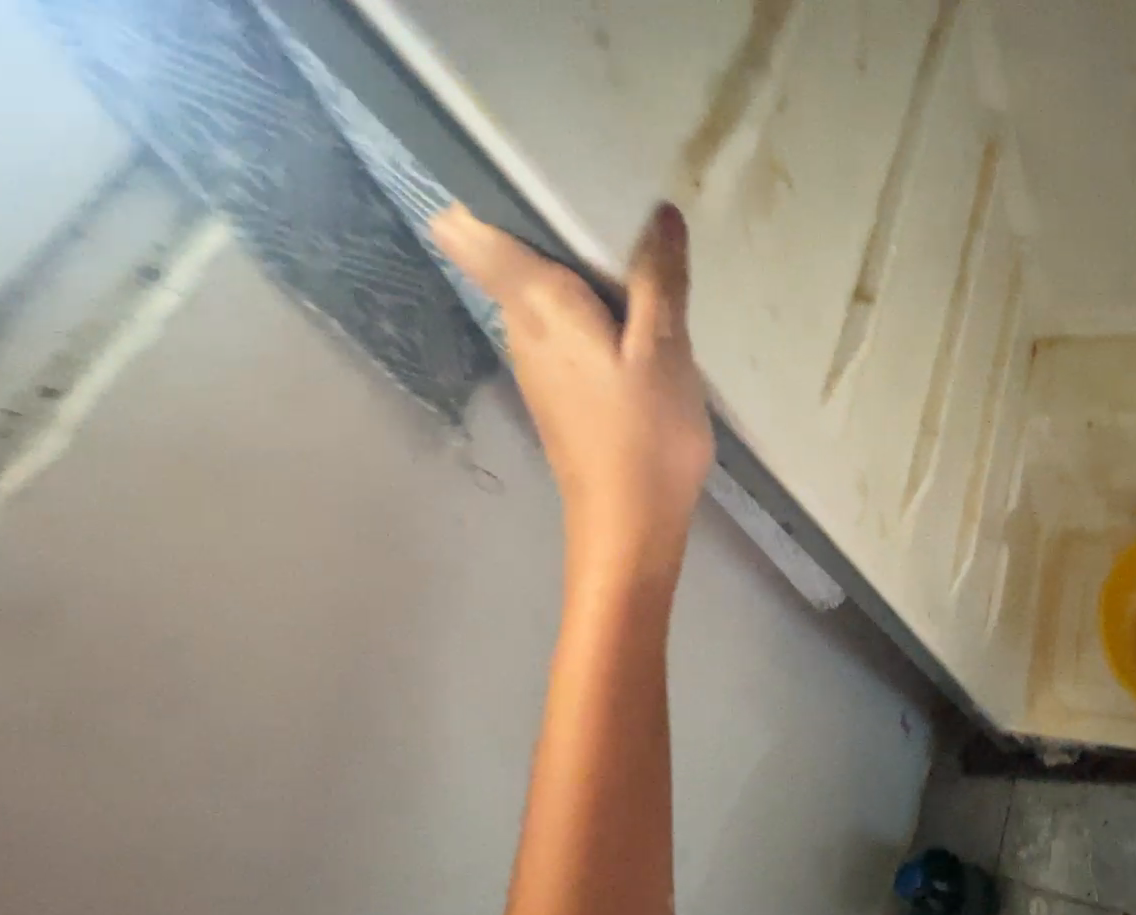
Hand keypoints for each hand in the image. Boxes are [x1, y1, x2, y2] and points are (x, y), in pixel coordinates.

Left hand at [432, 202, 713, 553]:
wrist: (629, 523)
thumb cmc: (646, 434)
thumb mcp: (664, 350)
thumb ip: (658, 280)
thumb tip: (659, 214)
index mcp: (539, 306)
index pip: (470, 232)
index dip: (480, 196)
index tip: (523, 170)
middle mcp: (522, 328)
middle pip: (505, 257)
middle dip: (543, 226)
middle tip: (608, 208)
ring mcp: (536, 364)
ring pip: (535, 294)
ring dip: (572, 271)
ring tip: (631, 259)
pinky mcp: (558, 392)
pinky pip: (558, 328)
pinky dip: (586, 312)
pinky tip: (631, 323)